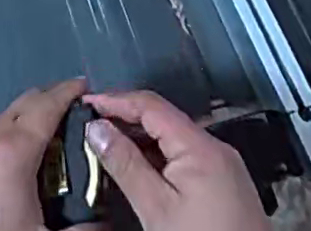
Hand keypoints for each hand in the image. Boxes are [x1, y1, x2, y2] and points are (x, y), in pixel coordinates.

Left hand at [0, 78, 94, 230]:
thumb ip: (84, 229)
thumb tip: (107, 218)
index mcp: (14, 148)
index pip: (47, 104)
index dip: (71, 92)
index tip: (91, 88)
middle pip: (28, 102)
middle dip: (55, 101)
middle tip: (84, 117)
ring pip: (11, 116)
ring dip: (36, 118)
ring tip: (62, 141)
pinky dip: (18, 132)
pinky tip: (30, 161)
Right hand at [83, 91, 270, 230]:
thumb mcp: (157, 211)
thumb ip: (125, 164)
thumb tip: (95, 127)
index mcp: (200, 147)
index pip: (149, 105)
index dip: (113, 100)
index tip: (84, 104)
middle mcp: (215, 148)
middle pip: (162, 118)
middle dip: (124, 118)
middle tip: (91, 125)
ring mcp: (224, 168)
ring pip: (172, 137)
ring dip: (139, 137)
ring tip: (107, 144)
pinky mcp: (226, 187)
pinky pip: (184, 156)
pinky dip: (157, 156)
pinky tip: (137, 167)